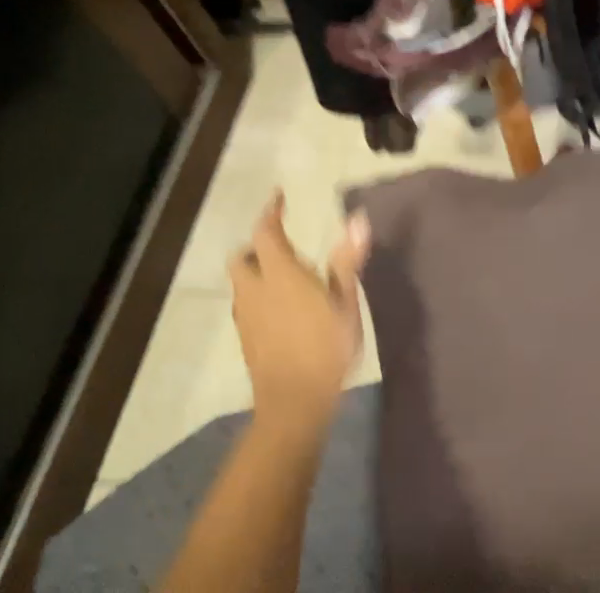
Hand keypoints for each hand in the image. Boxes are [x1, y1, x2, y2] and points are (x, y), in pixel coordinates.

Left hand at [228, 192, 369, 428]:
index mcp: (280, 274)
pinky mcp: (246, 338)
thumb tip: (358, 219)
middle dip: (257, 246)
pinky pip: (246, 304)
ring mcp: (246, 316)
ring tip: (284, 275)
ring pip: (241, 282)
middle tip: (282, 244)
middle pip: (242, 257)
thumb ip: (347, 260)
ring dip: (256, 270)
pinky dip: (258, 294)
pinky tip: (280, 307)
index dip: (270, 212)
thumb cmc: (326, 348)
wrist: (294, 402)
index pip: (265, 232)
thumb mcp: (346, 302)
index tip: (279, 197)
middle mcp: (255, 289)